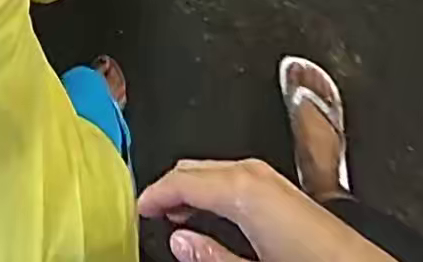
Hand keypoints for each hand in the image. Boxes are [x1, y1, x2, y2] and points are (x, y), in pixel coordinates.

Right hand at [137, 159, 399, 261]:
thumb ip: (213, 255)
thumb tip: (179, 241)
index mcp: (240, 187)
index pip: (179, 180)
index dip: (152, 193)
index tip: (138, 207)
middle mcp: (252, 173)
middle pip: (192, 169)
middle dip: (169, 188)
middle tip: (153, 213)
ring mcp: (270, 179)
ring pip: (211, 172)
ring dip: (192, 191)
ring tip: (178, 217)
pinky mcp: (284, 191)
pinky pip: (232, 179)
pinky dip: (213, 193)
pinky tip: (215, 217)